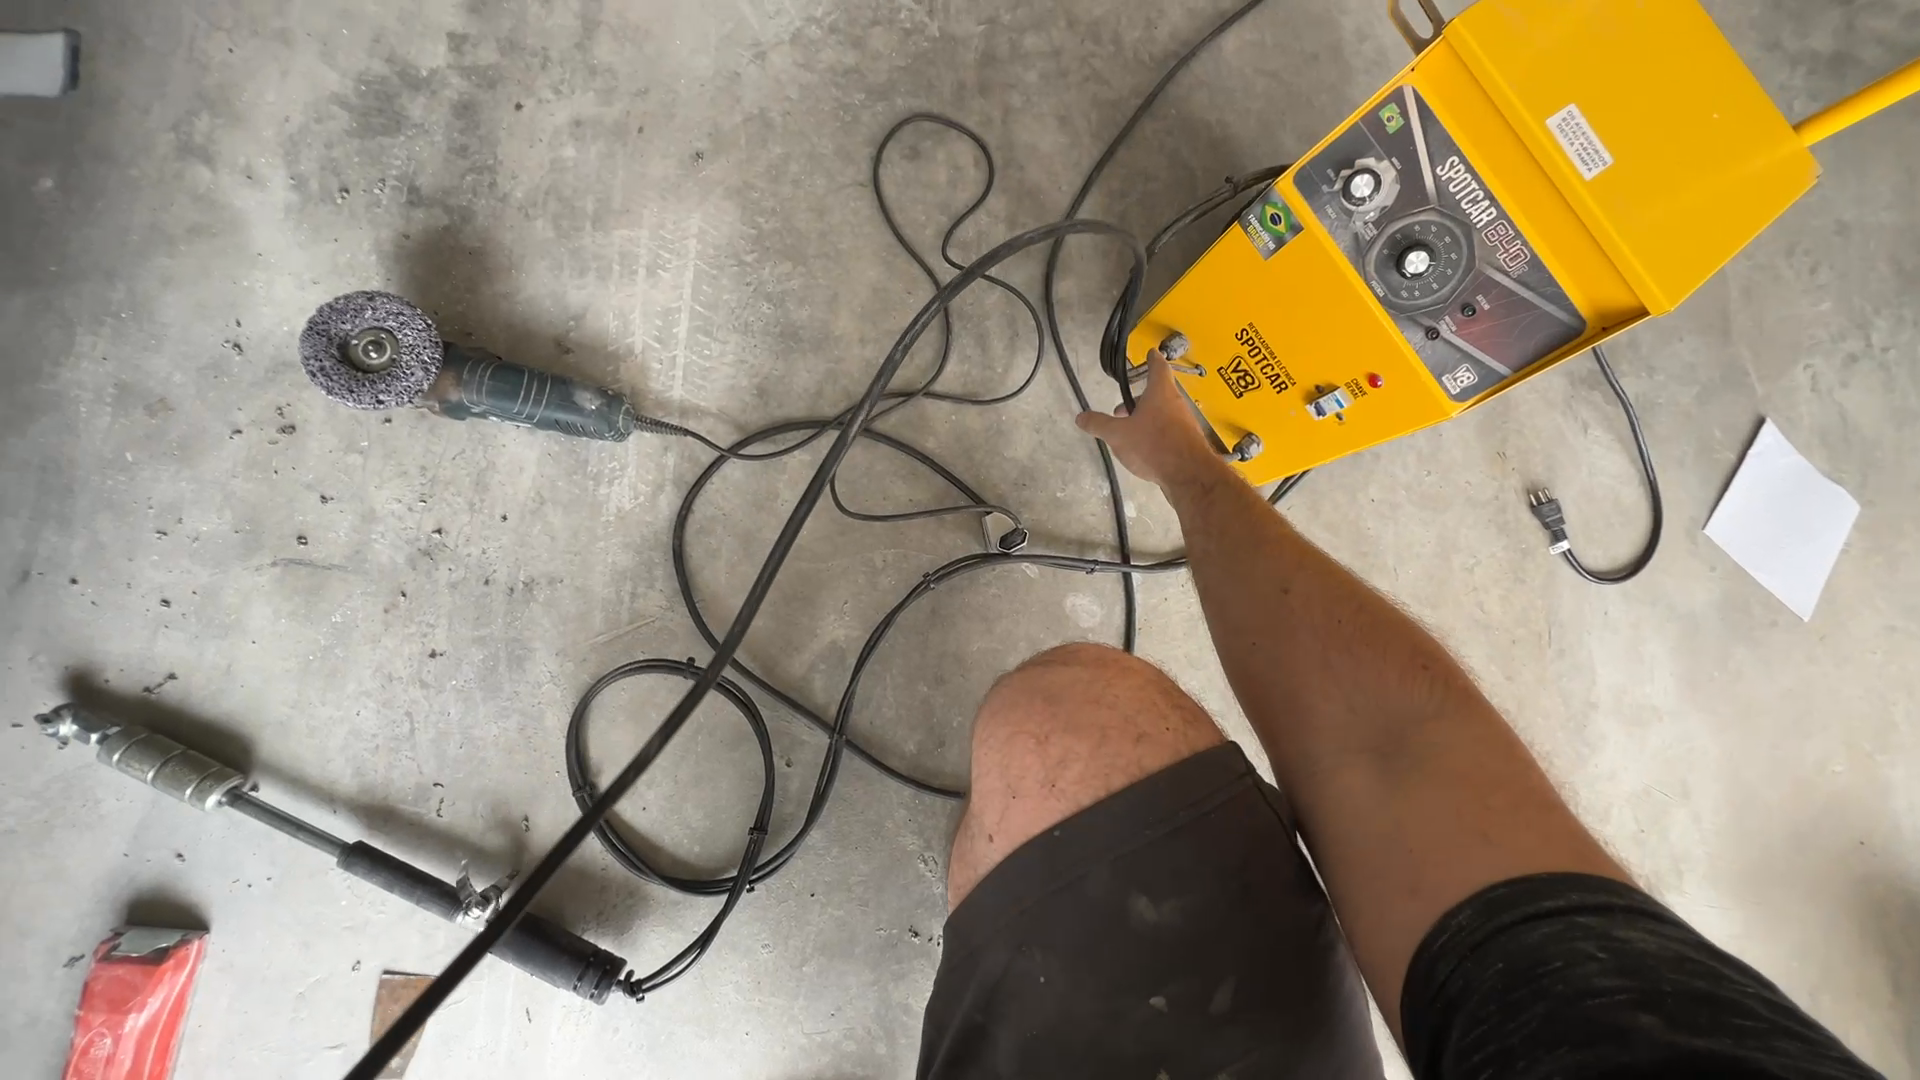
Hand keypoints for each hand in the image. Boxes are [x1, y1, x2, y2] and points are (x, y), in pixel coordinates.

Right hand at [1075, 351, 1227, 491]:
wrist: (1189, 475)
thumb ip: (1098, 424)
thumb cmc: (1153, 445)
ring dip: (1146, 417)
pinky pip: (1169, 430)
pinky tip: (1144, 449)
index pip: (1158, 367)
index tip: (1150, 352)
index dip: (1152, 359)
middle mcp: (1176, 403)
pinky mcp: (1188, 442)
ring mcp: (1185, 423)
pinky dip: (1155, 432)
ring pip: (1163, 413)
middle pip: (1157, 393)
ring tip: (1129, 432)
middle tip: (1121, 409)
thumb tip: (1080, 417)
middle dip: (1138, 399)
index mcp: (1160, 392)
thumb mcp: (1118, 435)